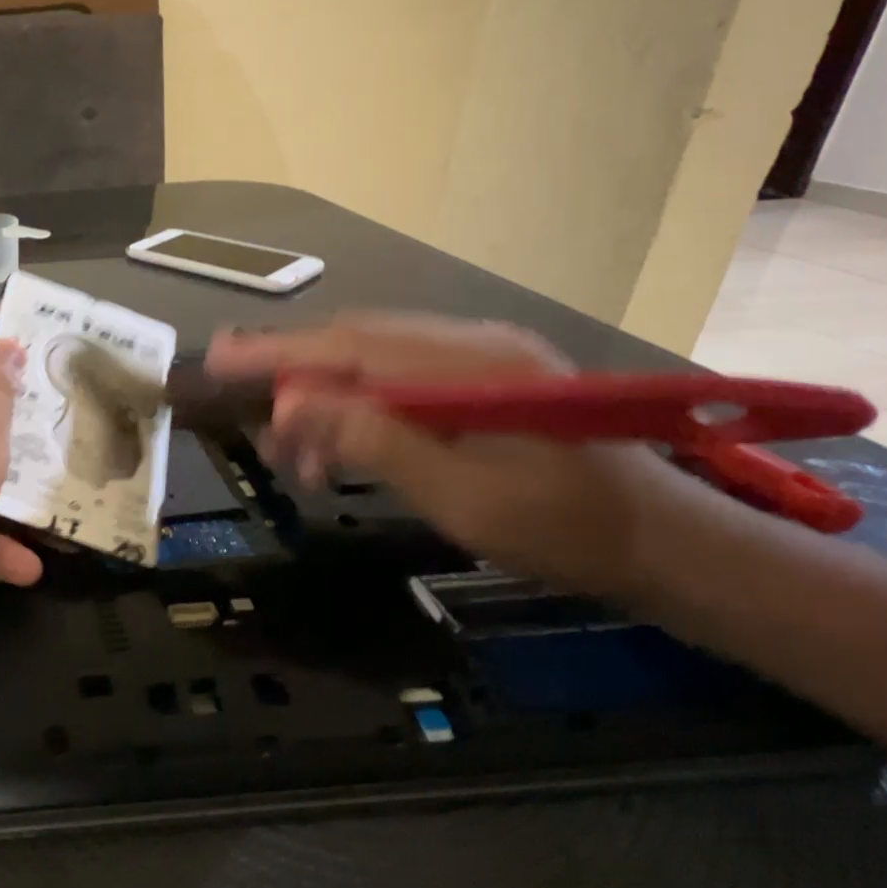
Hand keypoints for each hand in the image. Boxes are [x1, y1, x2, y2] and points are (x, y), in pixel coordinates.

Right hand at [205, 313, 676, 594]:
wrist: (668, 543)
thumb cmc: (566, 530)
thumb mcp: (463, 497)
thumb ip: (377, 442)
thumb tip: (293, 403)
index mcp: (469, 365)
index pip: (350, 344)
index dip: (278, 351)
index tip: (218, 357)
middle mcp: (472, 343)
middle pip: (356, 344)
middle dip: (295, 381)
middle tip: (258, 432)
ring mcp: (483, 358)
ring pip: (375, 362)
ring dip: (327, 403)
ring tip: (300, 460)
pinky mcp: (488, 380)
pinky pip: (403, 378)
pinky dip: (362, 409)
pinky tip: (350, 450)